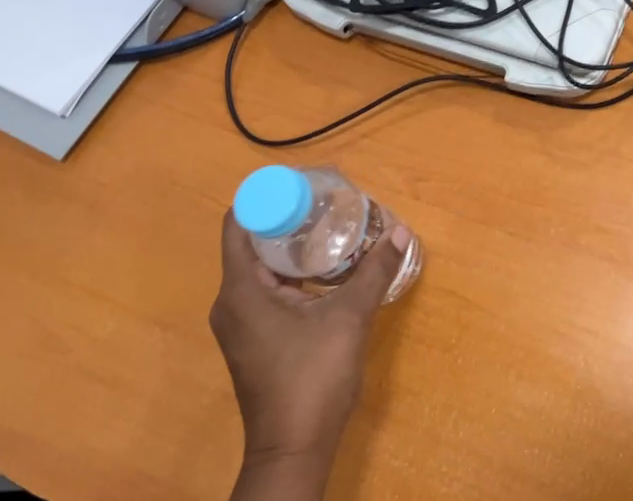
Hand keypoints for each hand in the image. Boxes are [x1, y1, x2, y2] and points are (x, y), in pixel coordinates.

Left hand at [209, 211, 407, 476]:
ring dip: (294, 247)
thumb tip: (400, 231)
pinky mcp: (254, 340)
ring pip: (262, 268)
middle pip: (253, 242)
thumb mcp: (350, 318)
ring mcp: (240, 324)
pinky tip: (328, 270)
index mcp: (242, 290)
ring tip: (334, 228)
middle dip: (289, 218)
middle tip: (329, 201)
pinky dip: (294, 272)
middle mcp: (231, 302)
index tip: (304, 183)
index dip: (267, 197)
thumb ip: (374, 271)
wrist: (294, 448)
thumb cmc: (313, 377)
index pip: (239, 223)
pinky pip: (268, 290)